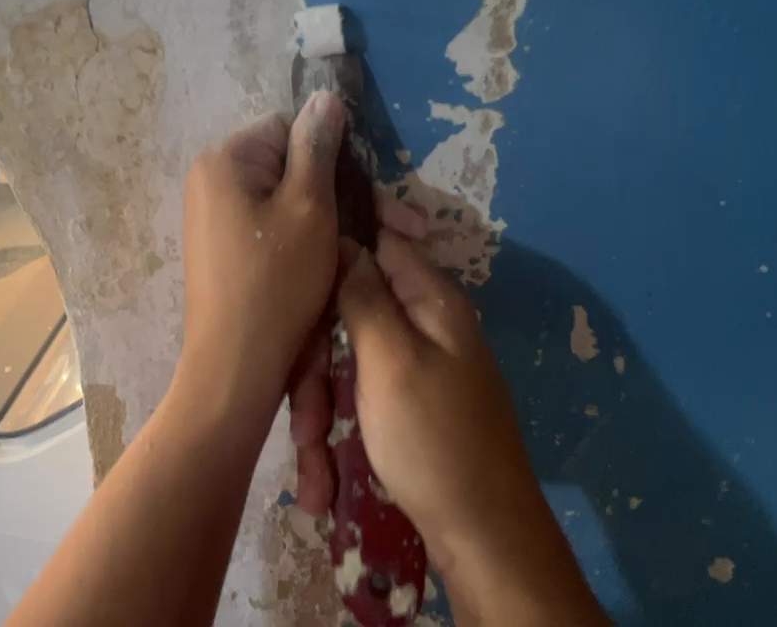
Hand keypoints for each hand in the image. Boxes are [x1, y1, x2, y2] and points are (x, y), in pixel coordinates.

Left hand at [177, 91, 345, 409]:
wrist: (235, 367)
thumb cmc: (276, 282)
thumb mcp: (309, 206)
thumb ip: (317, 147)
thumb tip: (325, 95)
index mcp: (224, 160)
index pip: (289, 131)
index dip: (332, 157)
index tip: (370, 194)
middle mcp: (211, 181)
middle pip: (289, 168)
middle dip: (340, 194)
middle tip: (397, 227)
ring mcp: (213, 218)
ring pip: (286, 202)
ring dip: (328, 221)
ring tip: (369, 252)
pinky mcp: (224, 250)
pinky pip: (272, 229)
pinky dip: (304, 242)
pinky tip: (335, 266)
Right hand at [335, 234, 609, 625]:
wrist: (483, 536)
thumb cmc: (434, 439)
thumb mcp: (391, 359)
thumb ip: (363, 295)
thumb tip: (344, 240)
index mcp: (430, 299)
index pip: (379, 240)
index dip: (336, 247)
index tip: (294, 274)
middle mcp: (422, 322)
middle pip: (349, 307)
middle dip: (316, 357)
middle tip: (304, 410)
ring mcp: (412, 363)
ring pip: (345, 354)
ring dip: (319, 401)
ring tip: (311, 453)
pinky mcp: (403, 399)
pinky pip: (356, 390)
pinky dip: (336, 424)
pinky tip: (324, 475)